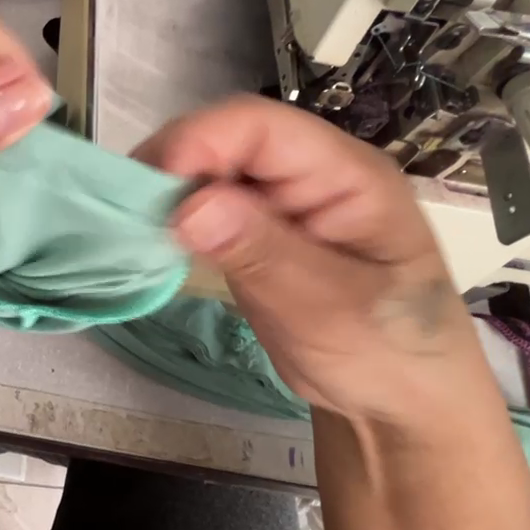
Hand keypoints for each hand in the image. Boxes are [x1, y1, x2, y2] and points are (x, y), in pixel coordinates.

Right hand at [134, 96, 491, 419]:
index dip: (199, 142)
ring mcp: (282, 202)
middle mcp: (310, 174)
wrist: (401, 402)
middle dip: (174, 163)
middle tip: (128, 211)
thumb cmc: (389, 355)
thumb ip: (262, 254)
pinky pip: (208, 204)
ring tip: (134, 225)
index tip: (150, 188)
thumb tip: (188, 206)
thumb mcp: (330, 309)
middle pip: (228, 138)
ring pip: (210, 169)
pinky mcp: (257, 230)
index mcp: (346, 174)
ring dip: (168, 188)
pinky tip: (156, 238)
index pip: (261, 128)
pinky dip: (175, 214)